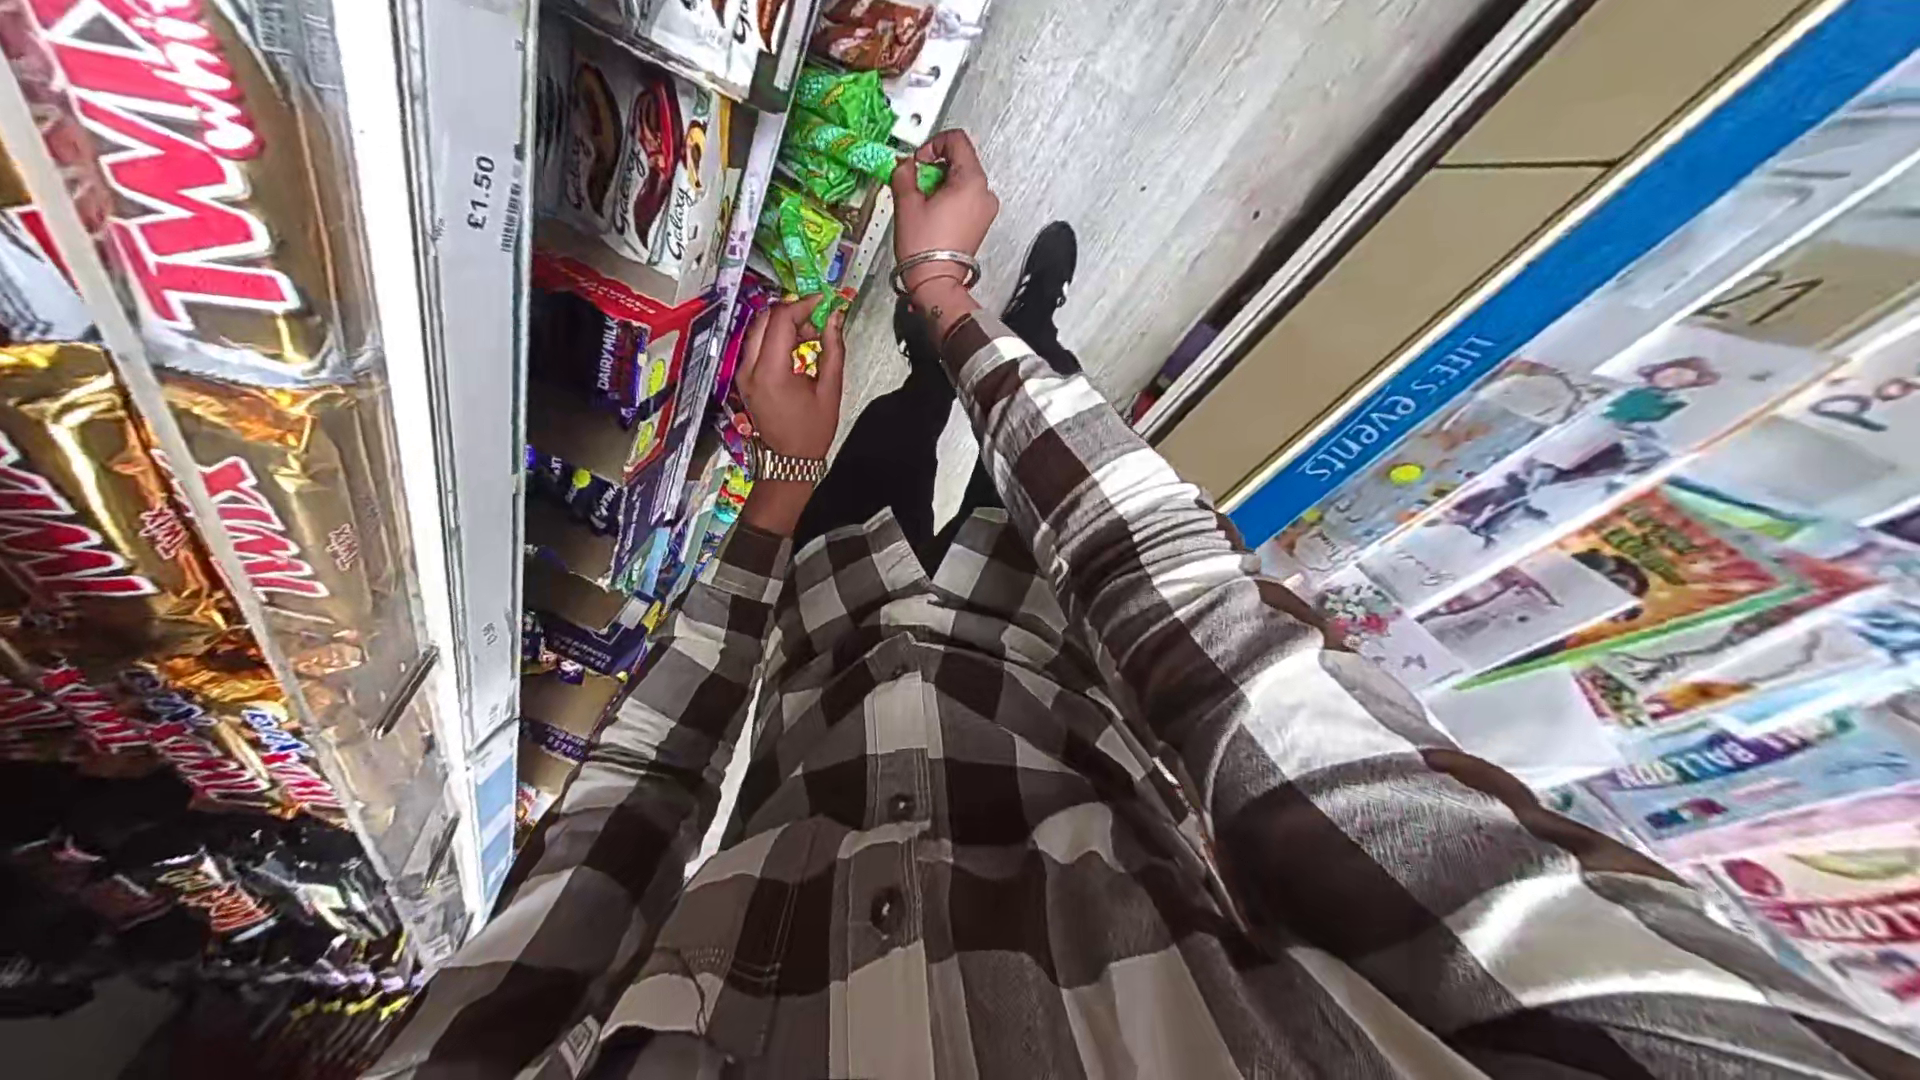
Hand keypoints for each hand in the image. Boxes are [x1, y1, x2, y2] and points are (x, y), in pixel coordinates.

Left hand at [737, 296, 844, 534]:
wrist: (789, 460)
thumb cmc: (811, 432)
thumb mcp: (830, 390)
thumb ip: (832, 349)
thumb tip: (834, 318)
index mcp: (772, 372)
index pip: (781, 320)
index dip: (804, 305)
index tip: (823, 303)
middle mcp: (750, 369)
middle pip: (766, 319)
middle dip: (793, 312)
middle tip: (818, 321)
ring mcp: (743, 373)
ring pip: (759, 329)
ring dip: (784, 324)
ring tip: (810, 337)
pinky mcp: (744, 377)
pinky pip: (757, 345)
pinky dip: (776, 338)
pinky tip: (797, 348)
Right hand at [890, 129, 998, 296]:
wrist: (936, 283)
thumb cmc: (925, 249)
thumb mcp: (906, 203)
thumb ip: (905, 173)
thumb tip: (905, 164)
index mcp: (972, 181)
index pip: (956, 140)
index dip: (933, 144)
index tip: (919, 160)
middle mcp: (985, 194)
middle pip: (960, 161)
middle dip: (935, 168)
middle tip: (916, 184)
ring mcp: (985, 211)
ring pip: (962, 182)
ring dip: (940, 185)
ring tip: (923, 204)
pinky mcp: (980, 225)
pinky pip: (965, 200)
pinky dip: (948, 200)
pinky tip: (932, 215)